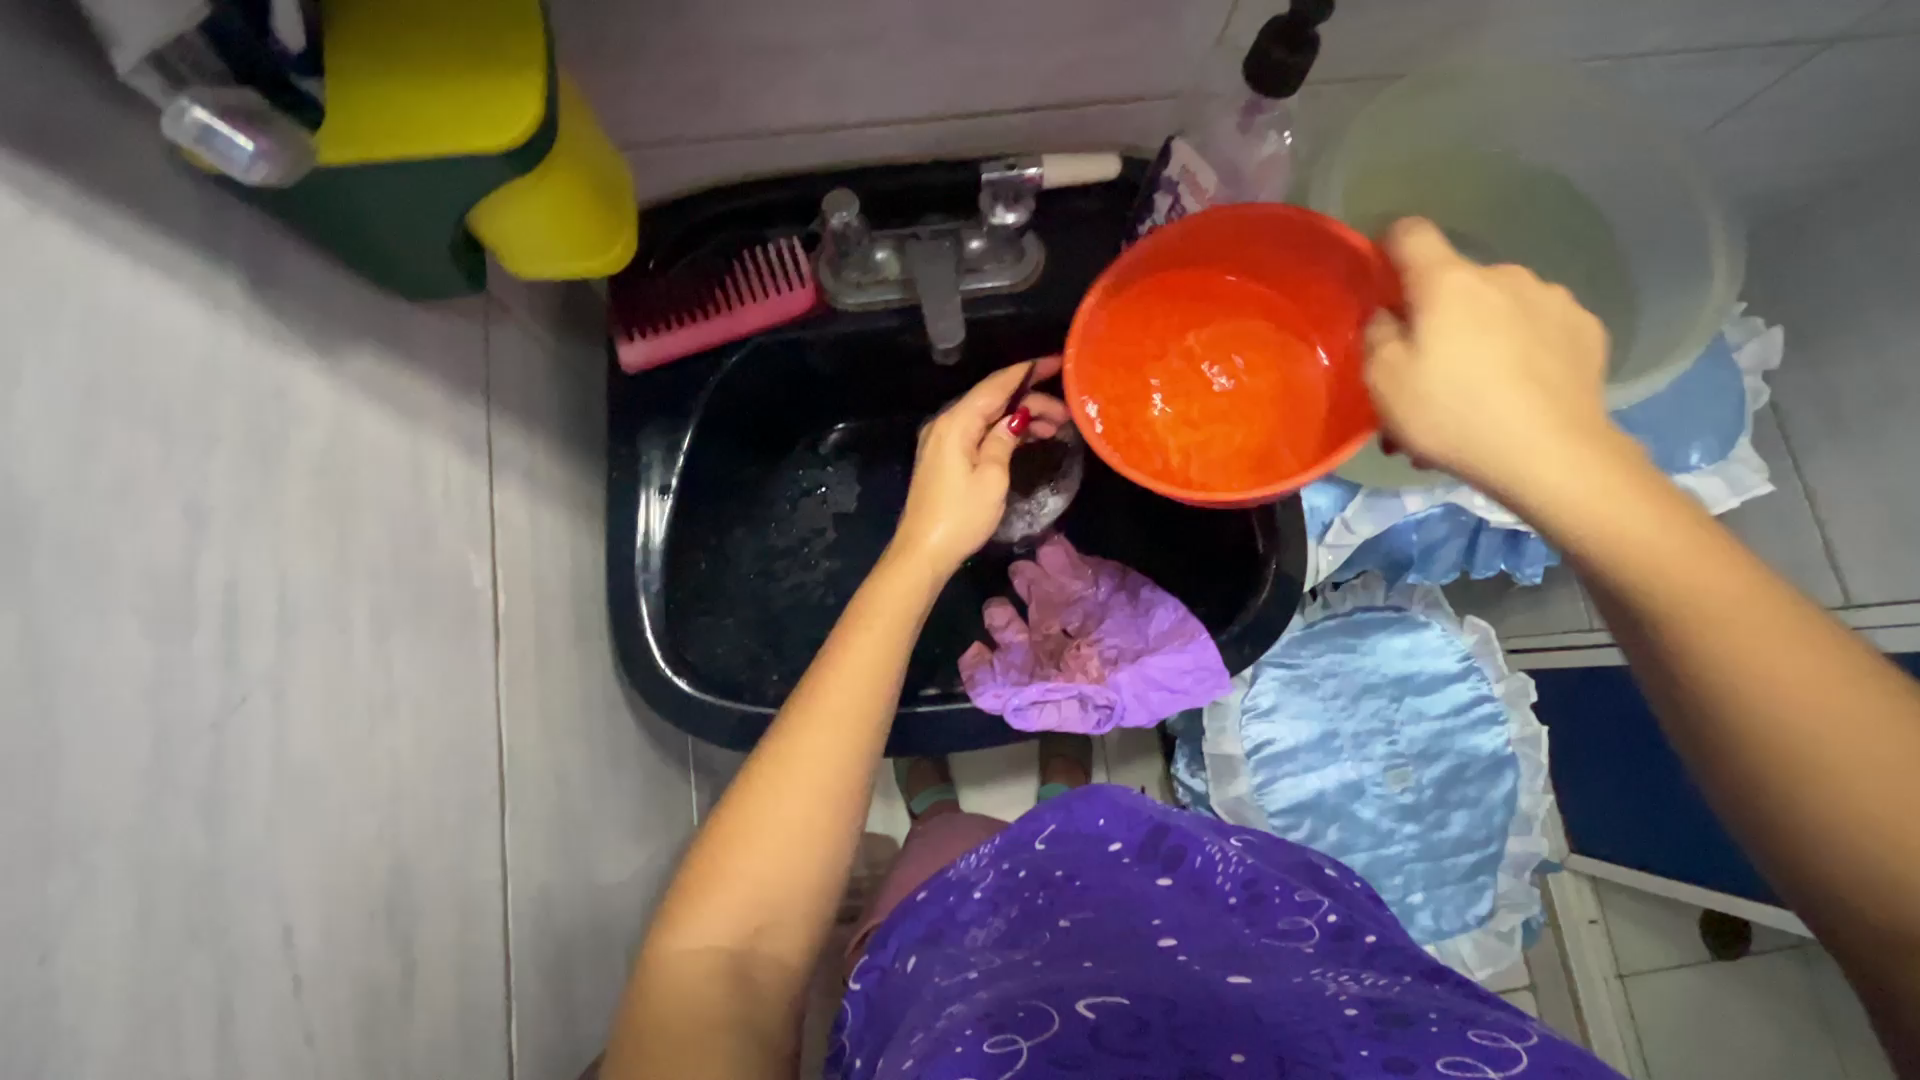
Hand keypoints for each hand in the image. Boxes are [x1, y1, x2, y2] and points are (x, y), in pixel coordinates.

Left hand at [889, 357, 1069, 575]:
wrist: (923, 552)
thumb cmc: (961, 516)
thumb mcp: (992, 478)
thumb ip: (1004, 440)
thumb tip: (1016, 417)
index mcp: (956, 423)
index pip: (996, 385)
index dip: (1028, 371)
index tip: (1058, 363)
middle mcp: (945, 424)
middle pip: (992, 399)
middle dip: (1030, 400)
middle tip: (1066, 413)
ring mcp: (942, 441)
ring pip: (986, 416)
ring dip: (1019, 418)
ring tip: (1055, 428)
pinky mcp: (944, 458)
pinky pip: (977, 432)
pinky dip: (1002, 431)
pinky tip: (1027, 438)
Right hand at [1364, 217, 1618, 497]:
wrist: (1551, 454)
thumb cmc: (1452, 413)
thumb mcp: (1383, 381)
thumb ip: (1377, 334)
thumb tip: (1388, 314)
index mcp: (1448, 282)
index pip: (1411, 233)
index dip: (1390, 246)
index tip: (1382, 277)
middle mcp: (1505, 275)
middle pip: (1456, 283)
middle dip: (1437, 317)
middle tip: (1425, 371)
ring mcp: (1553, 299)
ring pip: (1497, 310)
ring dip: (1478, 338)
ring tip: (1473, 392)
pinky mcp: (1587, 330)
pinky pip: (1537, 330)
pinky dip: (1520, 352)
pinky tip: (1516, 393)